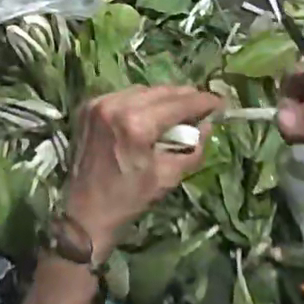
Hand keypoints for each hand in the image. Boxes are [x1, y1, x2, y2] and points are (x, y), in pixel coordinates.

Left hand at [61, 85, 220, 255]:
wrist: (83, 213)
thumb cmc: (127, 200)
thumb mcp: (167, 177)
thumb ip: (192, 149)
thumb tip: (207, 124)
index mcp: (136, 124)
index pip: (177, 104)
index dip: (202, 101)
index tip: (220, 102)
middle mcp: (116, 105)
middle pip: (160, 91)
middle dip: (184, 96)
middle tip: (204, 104)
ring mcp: (99, 103)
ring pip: (141, 90)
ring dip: (162, 97)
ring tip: (179, 108)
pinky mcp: (88, 106)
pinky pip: (123, 95)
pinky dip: (140, 101)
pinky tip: (150, 112)